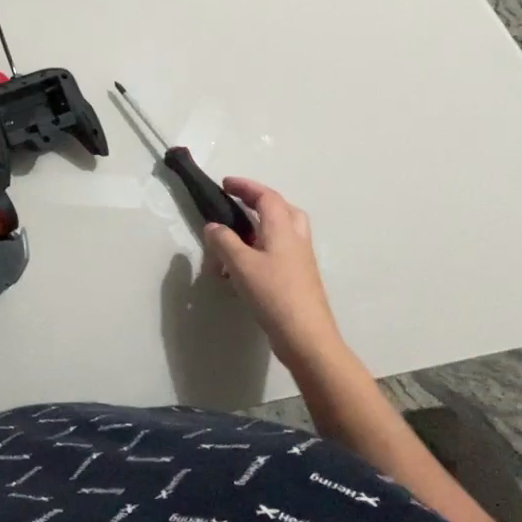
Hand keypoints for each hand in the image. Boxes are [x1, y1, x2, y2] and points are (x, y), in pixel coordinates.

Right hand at [202, 177, 344, 368]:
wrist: (307, 337)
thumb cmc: (273, 294)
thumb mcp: (240, 264)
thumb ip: (223, 241)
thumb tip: (214, 227)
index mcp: (283, 230)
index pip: (267, 197)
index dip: (246, 186)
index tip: (225, 184)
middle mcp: (296, 240)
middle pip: (284, 210)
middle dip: (261, 202)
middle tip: (238, 204)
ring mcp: (301, 261)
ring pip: (284, 232)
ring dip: (262, 226)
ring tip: (238, 236)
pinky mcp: (299, 279)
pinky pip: (280, 251)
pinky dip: (262, 248)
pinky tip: (245, 266)